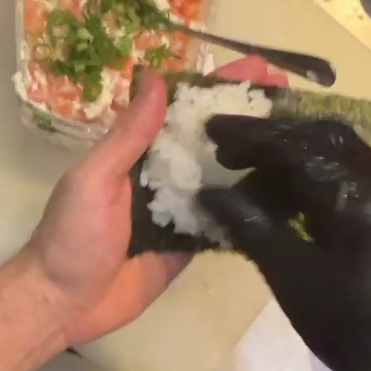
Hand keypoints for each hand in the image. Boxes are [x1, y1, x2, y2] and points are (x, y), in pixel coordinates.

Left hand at [24, 58, 285, 346]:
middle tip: (295, 99)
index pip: (182, 108)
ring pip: (224, 176)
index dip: (218, 86)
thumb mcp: (95, 178)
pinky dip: (253, 208)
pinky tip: (290, 194)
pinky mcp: (190, 244)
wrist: (65, 303)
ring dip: (259, 157)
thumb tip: (157, 77)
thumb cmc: (73, 236)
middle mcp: (162, 174)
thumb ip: (128, 135)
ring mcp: (179, 210)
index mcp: (136, 152)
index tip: (260, 67)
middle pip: (211, 138)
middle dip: (249, 115)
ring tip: (304, 137)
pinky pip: (227, 220)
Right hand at [198, 117, 370, 370]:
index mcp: (366, 200)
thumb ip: (251, 226)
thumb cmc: (353, 334)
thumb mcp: (292, 280)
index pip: (300, 147)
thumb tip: (208, 193)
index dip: (251, 136)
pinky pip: (357, 177)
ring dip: (295, 158)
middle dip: (273, 140)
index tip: (210, 130)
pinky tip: (289, 197)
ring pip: (343, 155)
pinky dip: (318, 177)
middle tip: (227, 150)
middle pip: (326, 139)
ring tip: (250, 177)